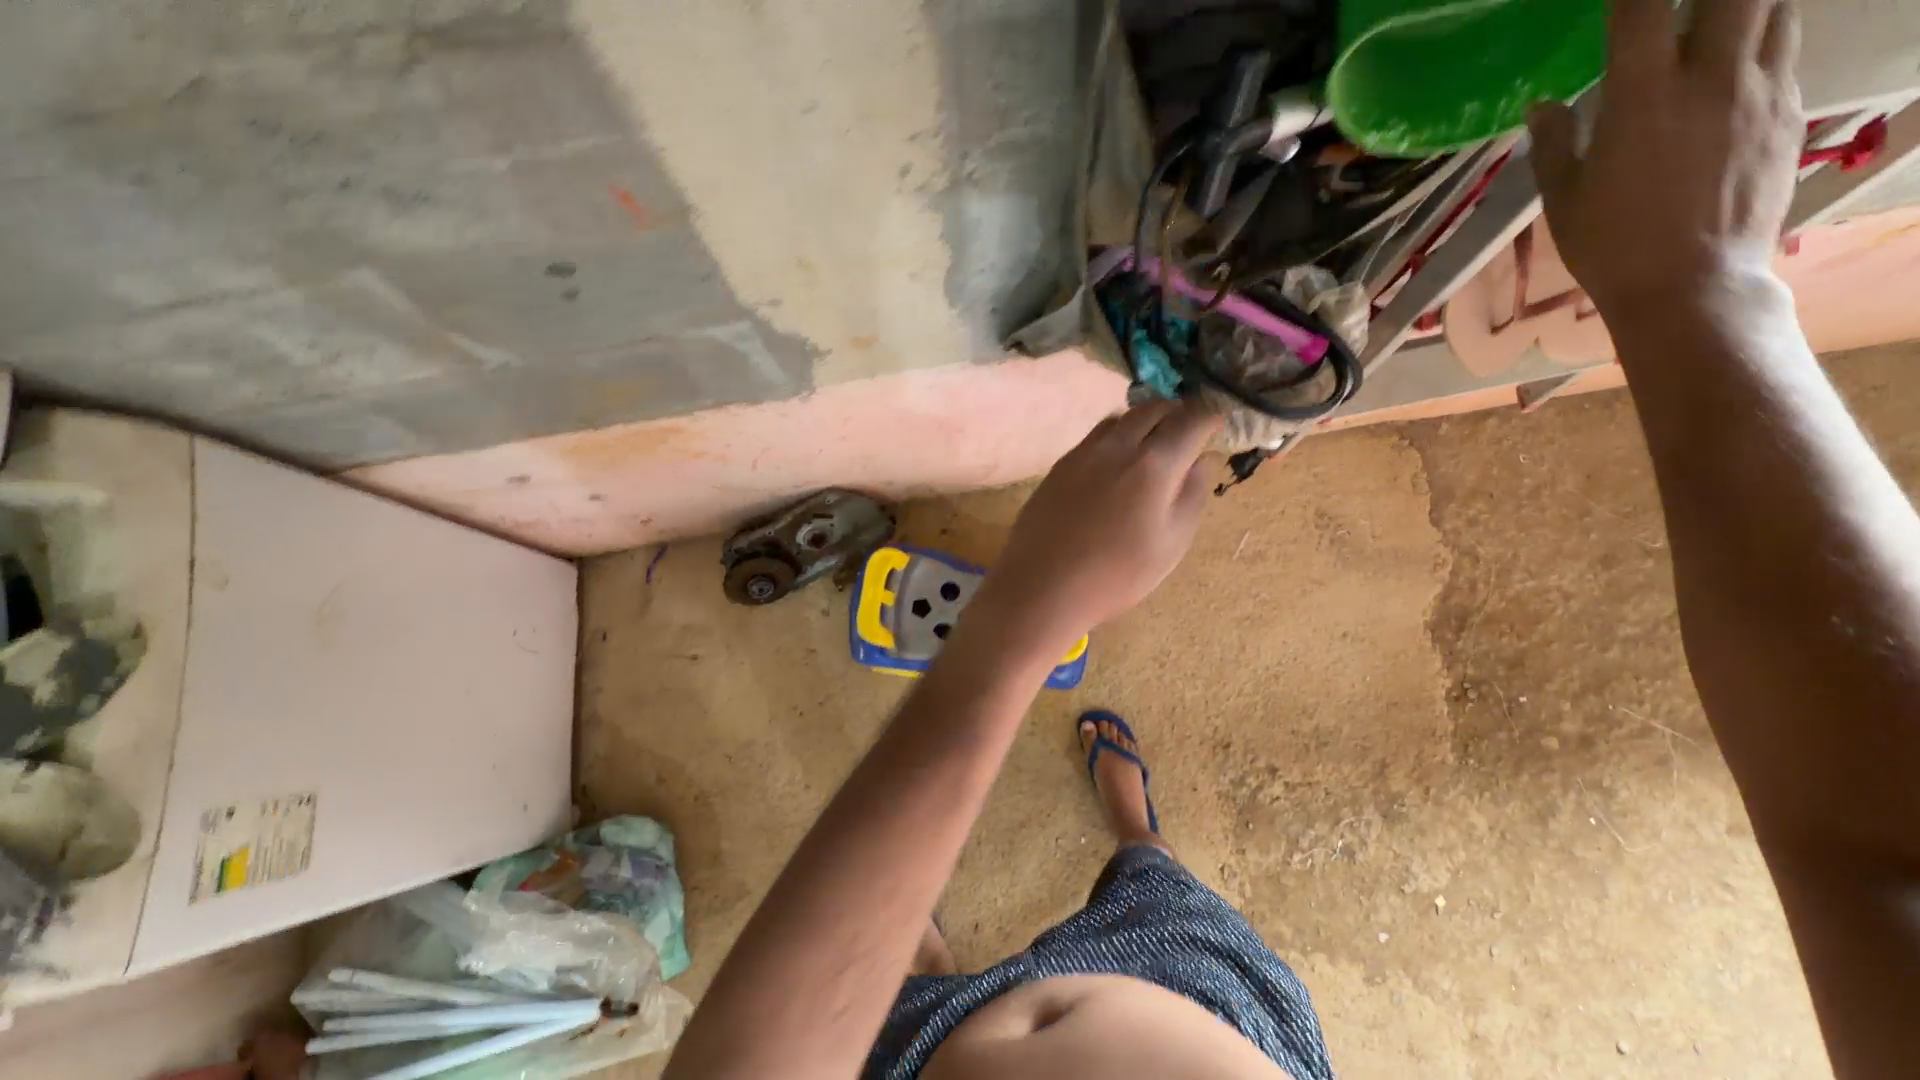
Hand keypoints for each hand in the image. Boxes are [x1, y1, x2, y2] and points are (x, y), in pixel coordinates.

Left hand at [974, 399, 1221, 648]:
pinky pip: (1094, 436)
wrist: (1042, 587)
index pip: (1191, 421)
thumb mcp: (1171, 544)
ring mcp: (1083, 453)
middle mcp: (1118, 447)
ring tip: (1152, 442)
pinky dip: (1115, 435)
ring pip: (1120, 417)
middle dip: (1177, 413)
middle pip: (1153, 409)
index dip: (1210, 418)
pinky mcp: (1059, 466)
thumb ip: (1192, 495)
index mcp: (1154, 465)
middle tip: (1188, 430)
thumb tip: (1204, 460)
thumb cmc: (1115, 576)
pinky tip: (1115, 462)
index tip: (1218, 424)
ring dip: (1143, 420)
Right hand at [1527, 0, 1801, 311]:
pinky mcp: (1790, 113)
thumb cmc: (1611, 248)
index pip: (1641, 7)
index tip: (1617, 2)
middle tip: (1673, 11)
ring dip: (1741, 4)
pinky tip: (1738, 59)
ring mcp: (1761, 91)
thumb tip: (1542, 106)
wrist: (1692, 286)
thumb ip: (1554, 144)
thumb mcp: (1564, 201)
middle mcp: (1711, 78)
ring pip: (1774, 6)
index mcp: (1643, 99)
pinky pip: (1786, 50)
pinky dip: (1764, 38)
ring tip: (1713, 21)